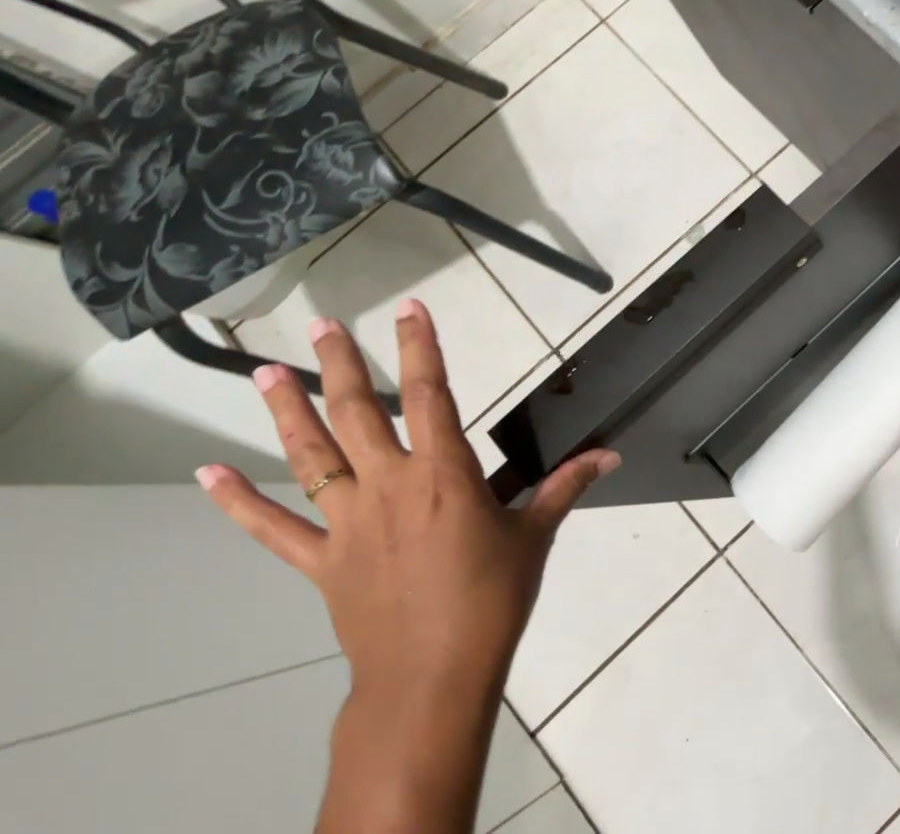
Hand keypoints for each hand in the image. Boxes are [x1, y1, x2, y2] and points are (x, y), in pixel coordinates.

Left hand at [194, 298, 620, 707]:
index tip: (411, 310)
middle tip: (322, 326)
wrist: (433, 672)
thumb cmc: (493, 598)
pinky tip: (207, 474)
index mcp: (443, 475)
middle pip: (359, 415)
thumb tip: (609, 455)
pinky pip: (275, 527)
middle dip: (342, 366)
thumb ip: (564, 486)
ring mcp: (348, 522)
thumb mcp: (535, 535)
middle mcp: (388, 486)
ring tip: (267, 373)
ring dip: (288, 413)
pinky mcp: (322, 560)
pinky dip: (239, 503)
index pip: (432, 396)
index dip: (422, 348)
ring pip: (311, 457)